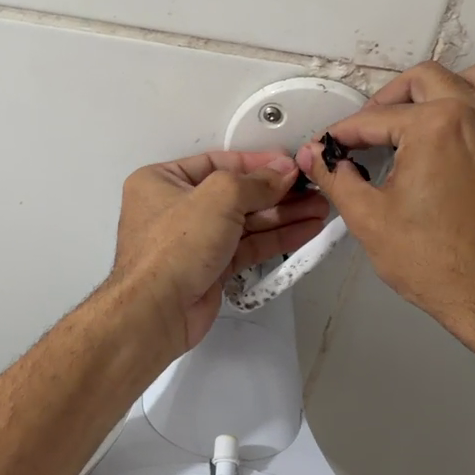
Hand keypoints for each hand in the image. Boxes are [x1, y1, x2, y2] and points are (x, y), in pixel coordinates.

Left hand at [111, 151, 327, 352]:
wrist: (157, 312)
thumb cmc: (171, 250)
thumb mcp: (218, 197)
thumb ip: (255, 182)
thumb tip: (282, 171)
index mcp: (162, 181)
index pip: (217, 162)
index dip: (257, 162)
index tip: (289, 164)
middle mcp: (175, 208)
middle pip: (235, 194)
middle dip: (276, 193)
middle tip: (311, 188)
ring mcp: (193, 241)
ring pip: (245, 222)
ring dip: (282, 216)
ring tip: (318, 209)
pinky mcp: (209, 268)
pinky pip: (247, 247)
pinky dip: (274, 239)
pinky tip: (304, 231)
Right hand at [296, 61, 474, 355]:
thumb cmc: (438, 262)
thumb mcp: (369, 220)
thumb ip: (337, 179)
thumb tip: (318, 158)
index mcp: (434, 127)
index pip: (376, 118)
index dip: (346, 132)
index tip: (334, 144)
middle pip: (426, 79)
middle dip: (391, 98)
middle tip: (372, 125)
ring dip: (446, 89)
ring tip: (426, 113)